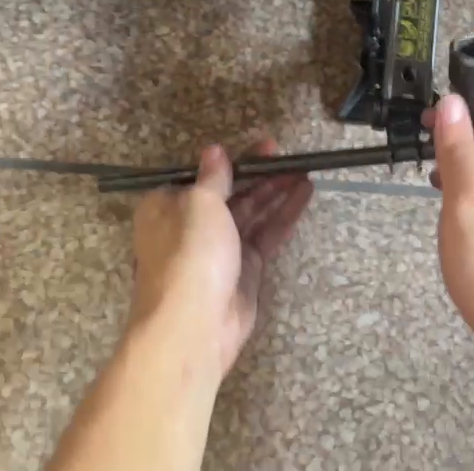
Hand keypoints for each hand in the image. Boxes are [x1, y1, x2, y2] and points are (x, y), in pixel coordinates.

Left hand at [128, 140, 314, 374]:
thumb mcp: (200, 202)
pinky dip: (285, 213)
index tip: (264, 148)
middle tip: (290, 157)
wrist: (193, 324)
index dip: (235, 160)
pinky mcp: (244, 268)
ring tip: (305, 171)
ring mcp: (220, 248)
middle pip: (232, 192)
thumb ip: (214, 175)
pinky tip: (305, 194)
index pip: (204, 176)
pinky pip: (266, 233)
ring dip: (277, 191)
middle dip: (261, 174)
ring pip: (253, 211)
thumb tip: (214, 150)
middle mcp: (192, 225)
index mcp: (169, 206)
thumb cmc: (190, 251)